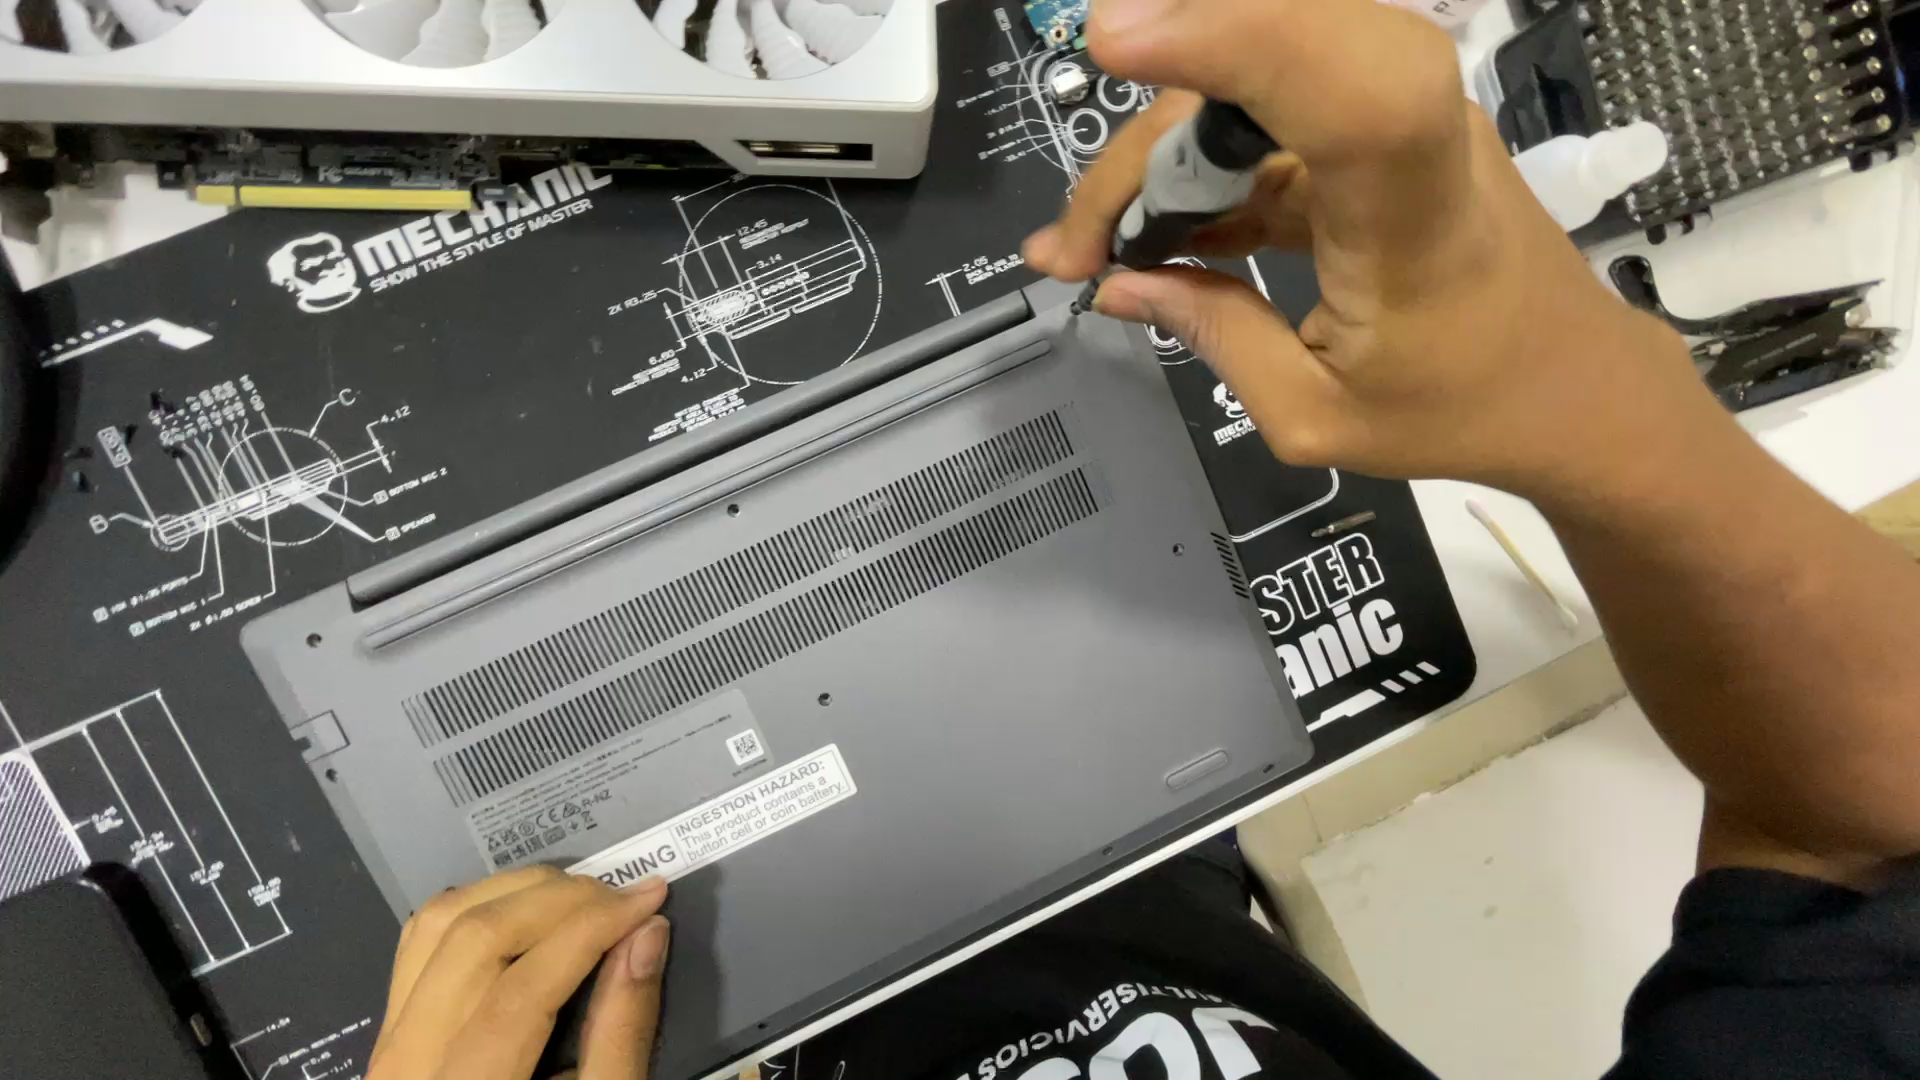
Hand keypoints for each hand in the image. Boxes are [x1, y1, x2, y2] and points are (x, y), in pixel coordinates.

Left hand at [368, 865, 671, 1079]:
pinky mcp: (391, 1025)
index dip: (594, 928)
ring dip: (522, 890)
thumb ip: (623, 1030)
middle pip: (477, 939)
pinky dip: (484, 903)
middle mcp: (402, 1066)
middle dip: (563, 899)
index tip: (652, 896)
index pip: (522, 990)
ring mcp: (386, 1042)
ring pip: (442, 921)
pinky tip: (533, 912)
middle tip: (624, 897)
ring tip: (584, 899)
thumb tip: (648, 932)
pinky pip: (424, 936)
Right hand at [1023, 0, 1720, 504]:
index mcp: (1414, 215)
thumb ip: (1216, 336)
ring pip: (1240, 103)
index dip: (1228, 40)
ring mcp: (1385, 131)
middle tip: (1068, 252)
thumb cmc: (1453, 413)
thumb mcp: (1312, 414)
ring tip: (1088, 252)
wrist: (1562, 388)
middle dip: (1138, 158)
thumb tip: (1117, 288)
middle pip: (1251, 81)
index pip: (1337, 82)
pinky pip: (1254, 137)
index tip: (1111, 38)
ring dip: (1150, 171)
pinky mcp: (1363, 146)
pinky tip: (1141, 240)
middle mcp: (1409, 138)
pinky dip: (1187, 184)